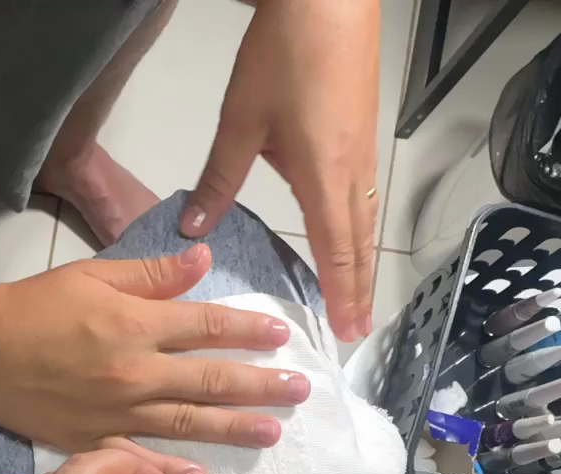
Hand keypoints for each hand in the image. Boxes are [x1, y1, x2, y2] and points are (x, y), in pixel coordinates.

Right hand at [0, 246, 309, 473]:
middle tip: (299, 391)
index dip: (249, 330)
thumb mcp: (91, 275)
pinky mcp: (90, 442)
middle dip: (260, 386)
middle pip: (209, 380)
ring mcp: (114, 414)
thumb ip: (150, 274)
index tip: (282, 335)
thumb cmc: (31, 307)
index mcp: (134, 325)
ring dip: (233, 428)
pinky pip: (137, 460)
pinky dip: (169, 469)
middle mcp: (133, 373)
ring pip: (186, 423)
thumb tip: (204, 262)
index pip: (207, 327)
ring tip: (272, 433)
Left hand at [182, 0, 380, 340]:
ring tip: (357, 300)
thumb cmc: (286, 54)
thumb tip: (195, 229)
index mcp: (323, 178)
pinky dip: (359, 233)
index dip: (340, 295)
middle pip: (358, 245)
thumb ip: (219, 179)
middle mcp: (351, 174)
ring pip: (365, 224)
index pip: (335, 252)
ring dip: (361, 265)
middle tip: (357, 332)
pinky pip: (364, 200)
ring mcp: (362, 154)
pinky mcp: (362, 136)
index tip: (345, 332)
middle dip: (357, 291)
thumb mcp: (241, 121)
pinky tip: (350, 241)